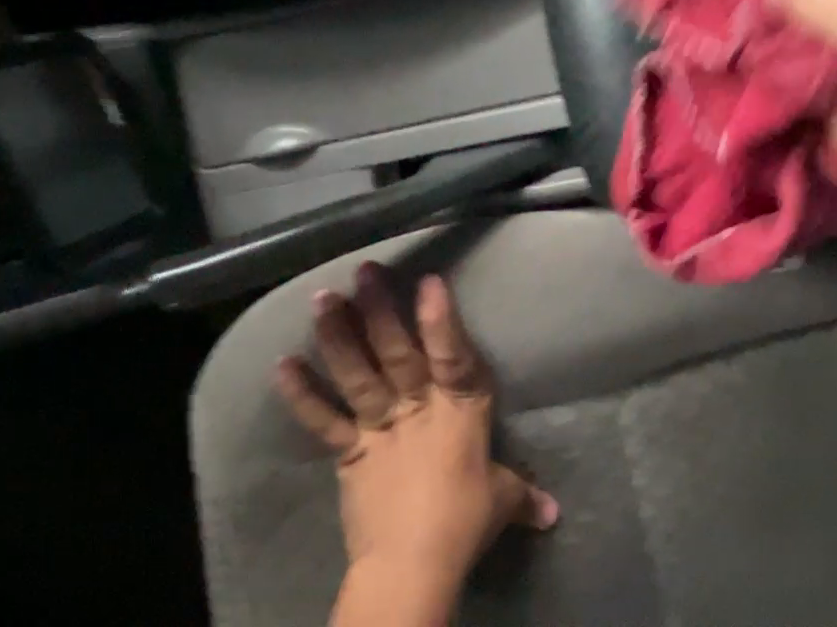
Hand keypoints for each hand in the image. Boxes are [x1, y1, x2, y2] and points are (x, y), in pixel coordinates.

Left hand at [276, 263, 558, 591]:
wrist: (413, 564)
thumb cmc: (464, 521)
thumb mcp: (501, 501)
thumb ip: (524, 496)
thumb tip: (555, 511)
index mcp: (460, 410)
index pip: (453, 354)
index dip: (440, 318)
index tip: (428, 280)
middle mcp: (418, 407)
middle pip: (397, 352)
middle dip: (380, 309)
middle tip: (363, 272)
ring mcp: (379, 427)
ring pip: (358, 374)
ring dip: (338, 336)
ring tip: (321, 298)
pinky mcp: (349, 452)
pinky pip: (323, 420)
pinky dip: (301, 393)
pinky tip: (281, 363)